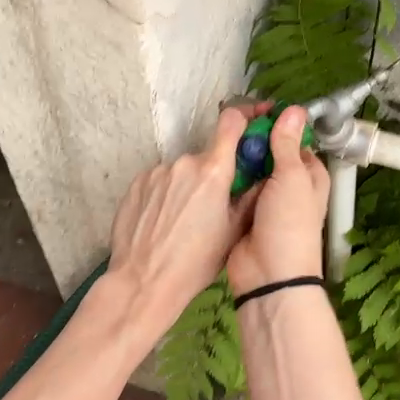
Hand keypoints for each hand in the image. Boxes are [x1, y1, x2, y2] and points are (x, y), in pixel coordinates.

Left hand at [105, 105, 258, 333]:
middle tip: (211, 206)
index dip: (244, 117)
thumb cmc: (195, 263)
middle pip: (205, 157)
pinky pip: (159, 181)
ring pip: (181, 171)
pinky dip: (165, 194)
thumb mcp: (233, 233)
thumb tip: (263, 175)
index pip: (231, 122)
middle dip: (212, 174)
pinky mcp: (135, 184)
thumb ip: (251, 197)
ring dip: (187, 186)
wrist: (143, 282)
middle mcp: (183, 163)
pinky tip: (163, 222)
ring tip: (182, 221)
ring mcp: (156, 172)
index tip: (251, 120)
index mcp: (213, 171)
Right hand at [228, 106, 330, 295]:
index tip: (256, 108)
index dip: (278, 124)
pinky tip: (210, 161)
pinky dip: (225, 176)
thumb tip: (294, 109)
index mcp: (310, 175)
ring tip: (217, 136)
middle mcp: (289, 184)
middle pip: (270, 152)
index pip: (295, 139)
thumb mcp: (292, 178)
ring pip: (249, 168)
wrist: (268, 276)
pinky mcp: (242, 211)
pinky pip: (234, 186)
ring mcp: (264, 198)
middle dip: (252, 139)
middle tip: (229, 119)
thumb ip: (287, 144)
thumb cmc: (289, 225)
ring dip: (236, 156)